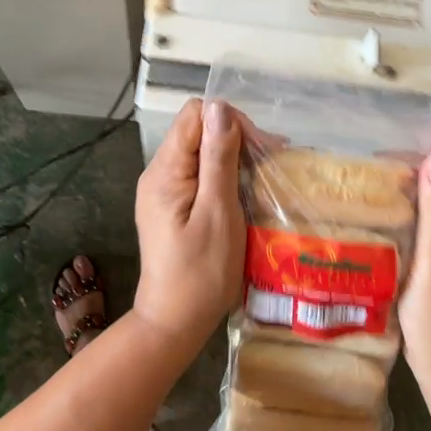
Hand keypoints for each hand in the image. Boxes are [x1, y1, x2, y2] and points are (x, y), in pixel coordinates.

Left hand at [132, 98, 247, 343]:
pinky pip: (199, 176)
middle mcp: (159, 173)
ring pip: (200, 153)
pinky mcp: (173, 206)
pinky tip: (246, 193)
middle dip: (236, 139)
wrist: (175, 323)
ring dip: (233, 159)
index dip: (230, 121)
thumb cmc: (201, 272)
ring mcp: (164, 191)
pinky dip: (224, 178)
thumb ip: (218, 159)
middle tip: (271, 163)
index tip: (260, 147)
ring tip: (264, 178)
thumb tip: (219, 106)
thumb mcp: (218, 212)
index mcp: (165, 171)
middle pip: (198, 131)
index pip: (195, 115)